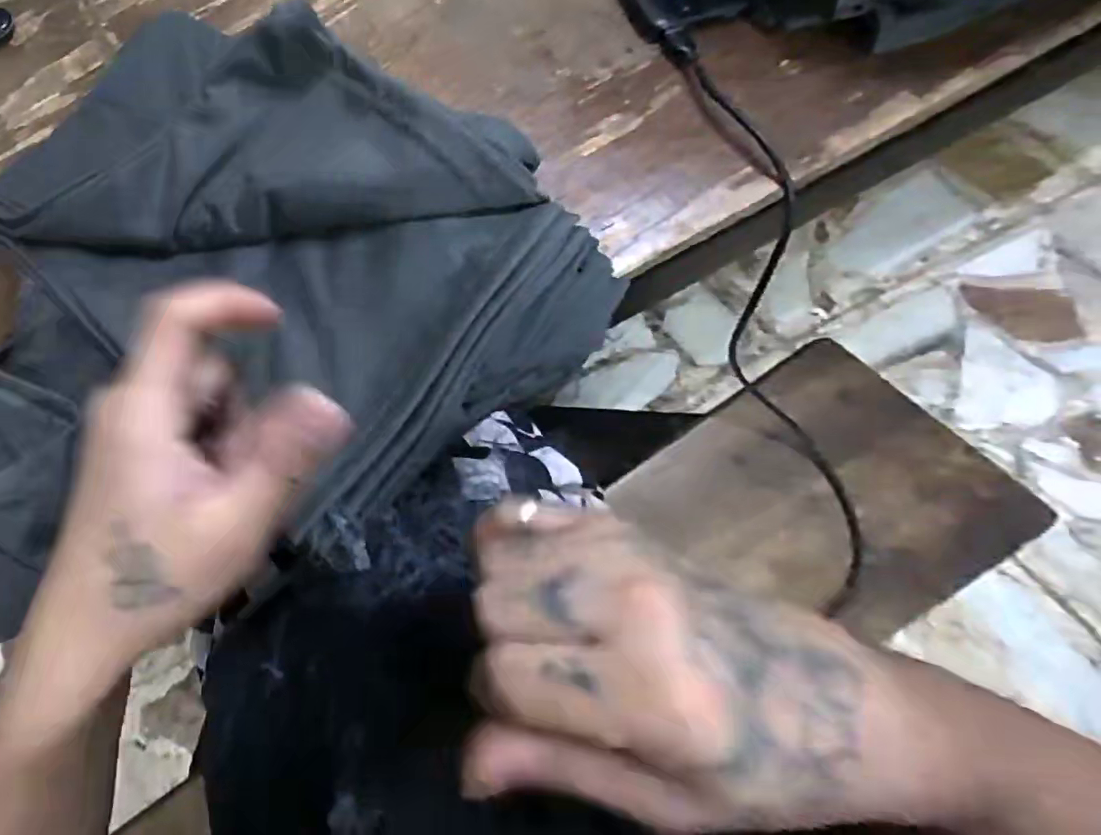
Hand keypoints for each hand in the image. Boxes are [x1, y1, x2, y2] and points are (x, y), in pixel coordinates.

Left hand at [15, 282, 351, 718]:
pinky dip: (207, 448)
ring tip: (217, 500)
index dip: (226, 302)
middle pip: (201, 369)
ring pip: (197, 398)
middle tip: (240, 483)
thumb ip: (283, 457)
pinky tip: (200, 500)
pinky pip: (181, 420)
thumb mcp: (235, 522)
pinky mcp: (123, 443)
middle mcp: (124, 399)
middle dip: (240, 414)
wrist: (85, 625)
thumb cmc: (156, 578)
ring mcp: (120, 422)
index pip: (174, 315)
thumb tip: (329, 402)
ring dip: (227, 437)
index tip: (276, 320)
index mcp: (141, 403)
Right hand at [463, 502, 961, 831]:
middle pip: (489, 608)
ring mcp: (621, 551)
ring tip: (543, 626)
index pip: (504, 677)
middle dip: (499, 646)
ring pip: (492, 561)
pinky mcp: (613, 522)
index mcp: (652, 692)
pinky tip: (530, 572)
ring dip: (499, 596)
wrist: (847, 704)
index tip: (529, 717)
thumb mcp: (667, 802)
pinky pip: (513, 512)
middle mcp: (630, 606)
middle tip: (543, 671)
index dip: (500, 704)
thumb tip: (467, 770)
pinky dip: (502, 539)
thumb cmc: (760, 771)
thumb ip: (556, 766)